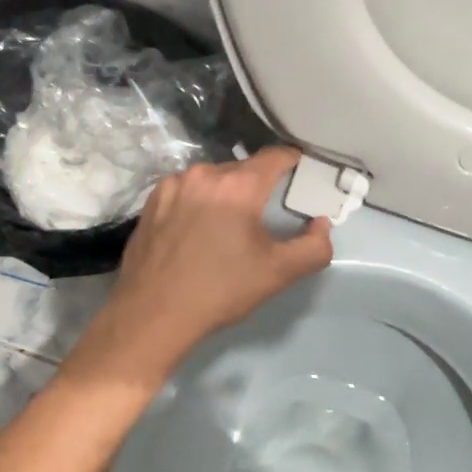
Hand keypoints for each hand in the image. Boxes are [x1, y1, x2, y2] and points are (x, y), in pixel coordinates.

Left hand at [63, 146, 332, 388]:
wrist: (153, 315)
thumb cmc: (220, 292)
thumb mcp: (278, 273)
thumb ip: (314, 247)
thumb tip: (321, 225)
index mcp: (237, 185)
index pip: (276, 156)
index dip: (295, 163)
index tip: (302, 177)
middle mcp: (202, 174)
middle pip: (242, 170)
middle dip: (257, 188)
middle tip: (265, 218)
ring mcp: (171, 186)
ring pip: (211, 181)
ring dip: (225, 197)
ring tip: (228, 229)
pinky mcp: (150, 203)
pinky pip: (184, 194)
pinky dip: (198, 206)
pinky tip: (197, 235)